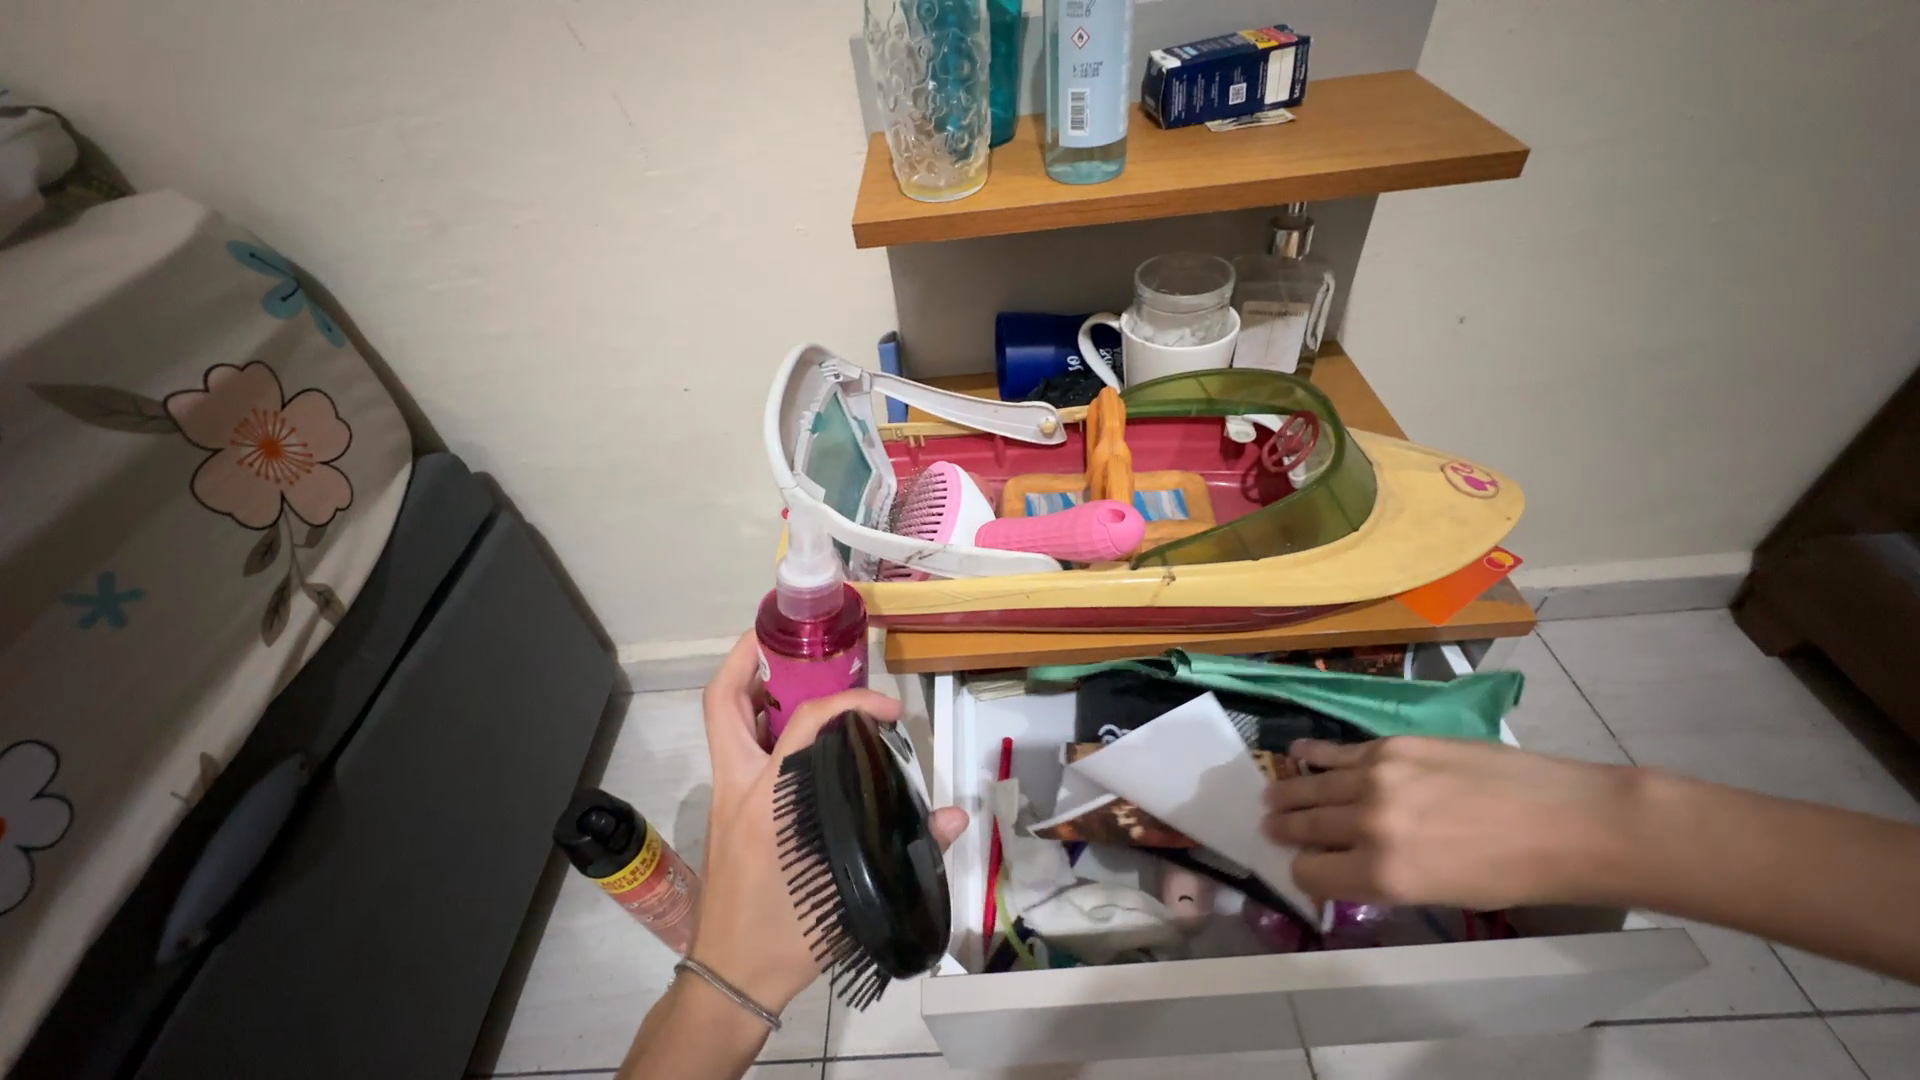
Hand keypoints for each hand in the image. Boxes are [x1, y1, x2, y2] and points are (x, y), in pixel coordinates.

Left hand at [689, 633, 967, 1013]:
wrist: (729, 980)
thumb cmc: (787, 937)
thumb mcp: (853, 896)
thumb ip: (907, 851)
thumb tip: (956, 817)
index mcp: (766, 803)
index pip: (804, 725)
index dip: (847, 701)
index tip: (884, 707)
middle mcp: (737, 787)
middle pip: (723, 703)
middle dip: (749, 659)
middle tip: (793, 641)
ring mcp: (724, 797)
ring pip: (723, 721)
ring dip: (755, 689)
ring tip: (801, 676)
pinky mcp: (725, 809)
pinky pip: (734, 745)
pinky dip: (759, 722)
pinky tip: (797, 730)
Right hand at [1262, 737, 1638, 909]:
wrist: (1566, 821)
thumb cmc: (1513, 873)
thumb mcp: (1440, 893)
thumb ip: (1383, 876)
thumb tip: (1343, 862)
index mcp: (1383, 874)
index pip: (1309, 873)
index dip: (1301, 871)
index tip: (1303, 866)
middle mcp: (1368, 825)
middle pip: (1304, 826)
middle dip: (1283, 829)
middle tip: (1269, 826)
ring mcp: (1375, 778)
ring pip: (1310, 785)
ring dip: (1287, 792)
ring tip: (1273, 795)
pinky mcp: (1389, 744)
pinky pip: (1335, 751)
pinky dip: (1311, 755)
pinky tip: (1298, 754)